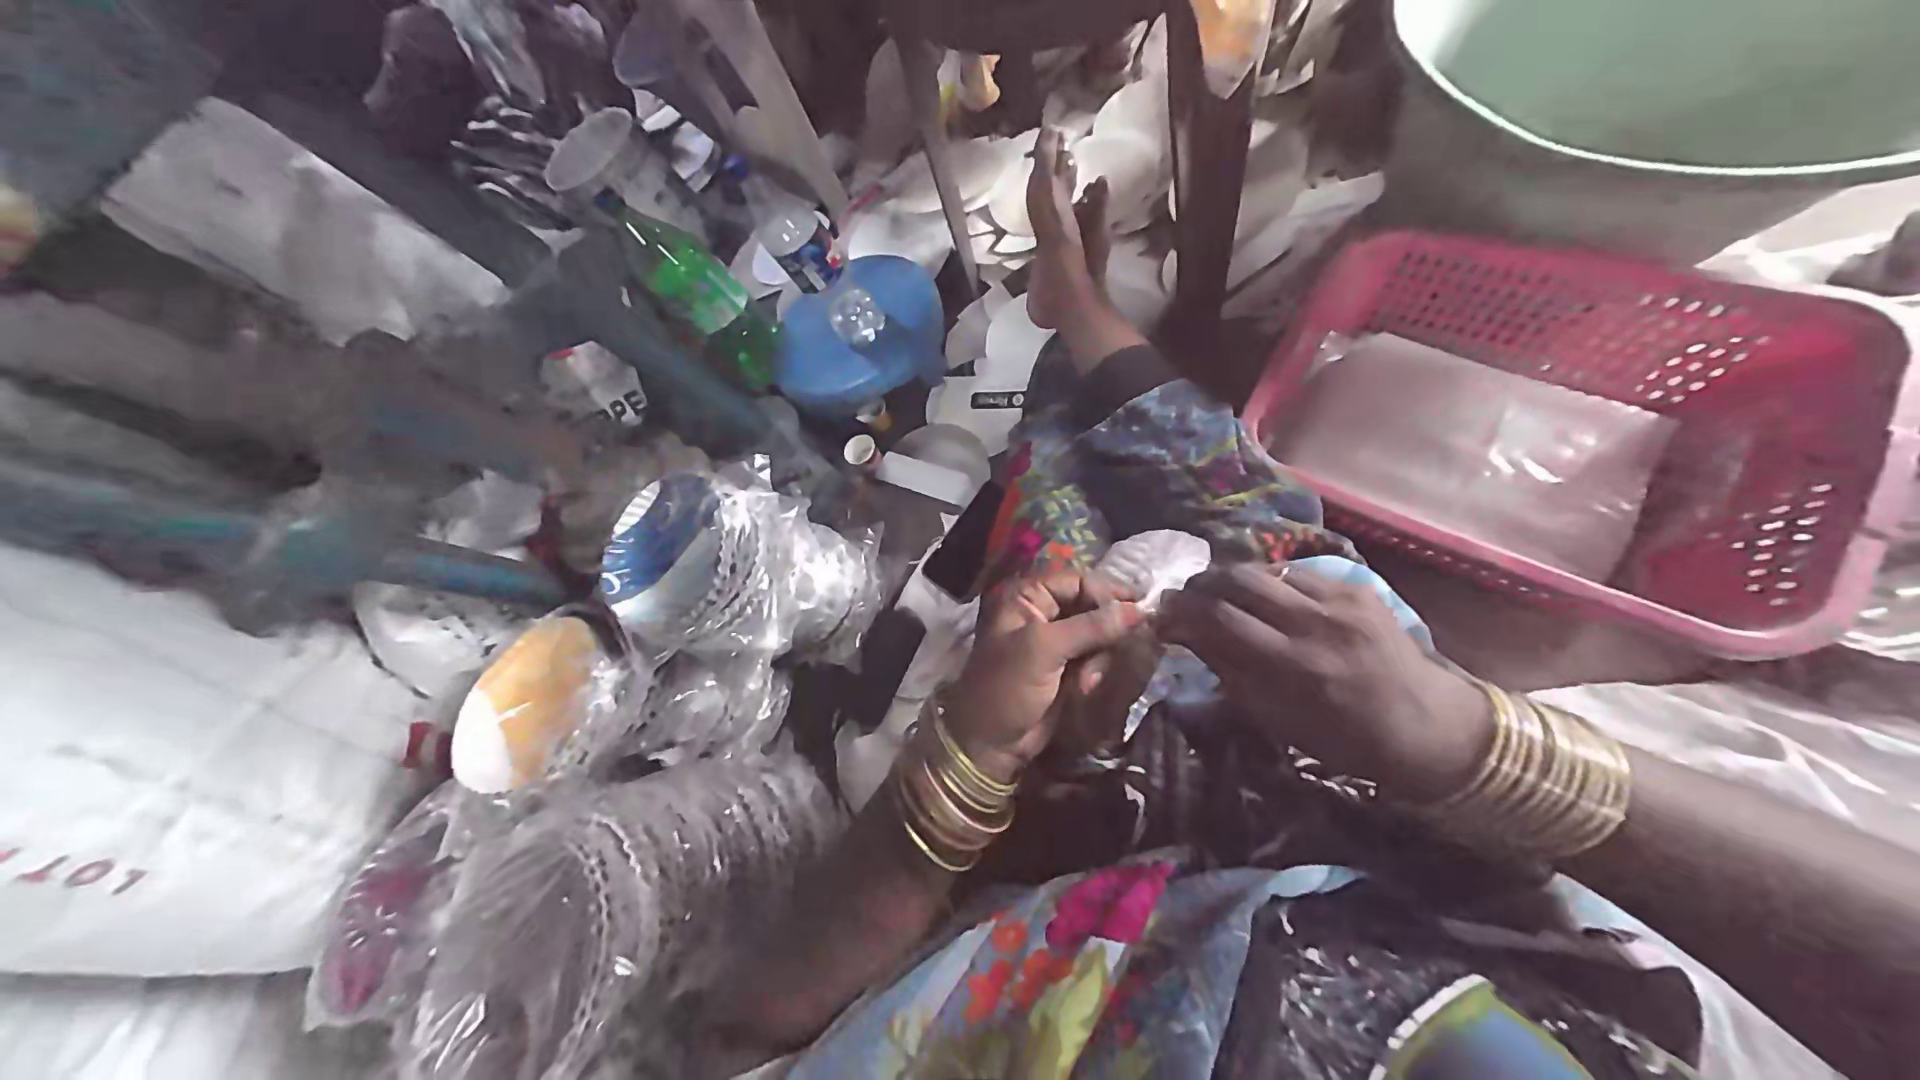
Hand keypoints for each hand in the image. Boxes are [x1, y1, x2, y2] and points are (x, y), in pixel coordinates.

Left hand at [942, 570, 1145, 782]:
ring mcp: (1055, 640)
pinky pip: (1095, 656)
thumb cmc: (1007, 687)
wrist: (991, 742)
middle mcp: (1041, 612)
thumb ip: (1091, 627)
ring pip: (1098, 633)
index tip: (1140, 608)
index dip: (1108, 592)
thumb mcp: (1044, 650)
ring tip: (1089, 680)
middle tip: (1128, 643)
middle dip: (1107, 628)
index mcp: (1026, 596)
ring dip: (1100, 656)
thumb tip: (1140, 610)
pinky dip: (1096, 670)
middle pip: (1092, 605)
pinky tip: (1086, 688)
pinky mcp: (1066, 666)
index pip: (1077, 580)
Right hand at [1160, 564, 1492, 802]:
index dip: (1182, 609)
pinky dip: (1272, 582)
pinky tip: (1267, 596)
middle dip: (1201, 584)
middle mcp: (1316, 623)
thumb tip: (1185, 633)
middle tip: (1186, 595)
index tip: (1163, 610)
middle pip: (1238, 579)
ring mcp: (1342, 600)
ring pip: (1266, 569)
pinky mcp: (1359, 588)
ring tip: (1220, 592)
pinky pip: (1298, 572)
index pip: (1219, 617)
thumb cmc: (1343, 738)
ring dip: (1233, 578)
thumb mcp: (1275, 716)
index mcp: (1294, 665)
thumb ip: (1228, 668)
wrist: (1429, 727)